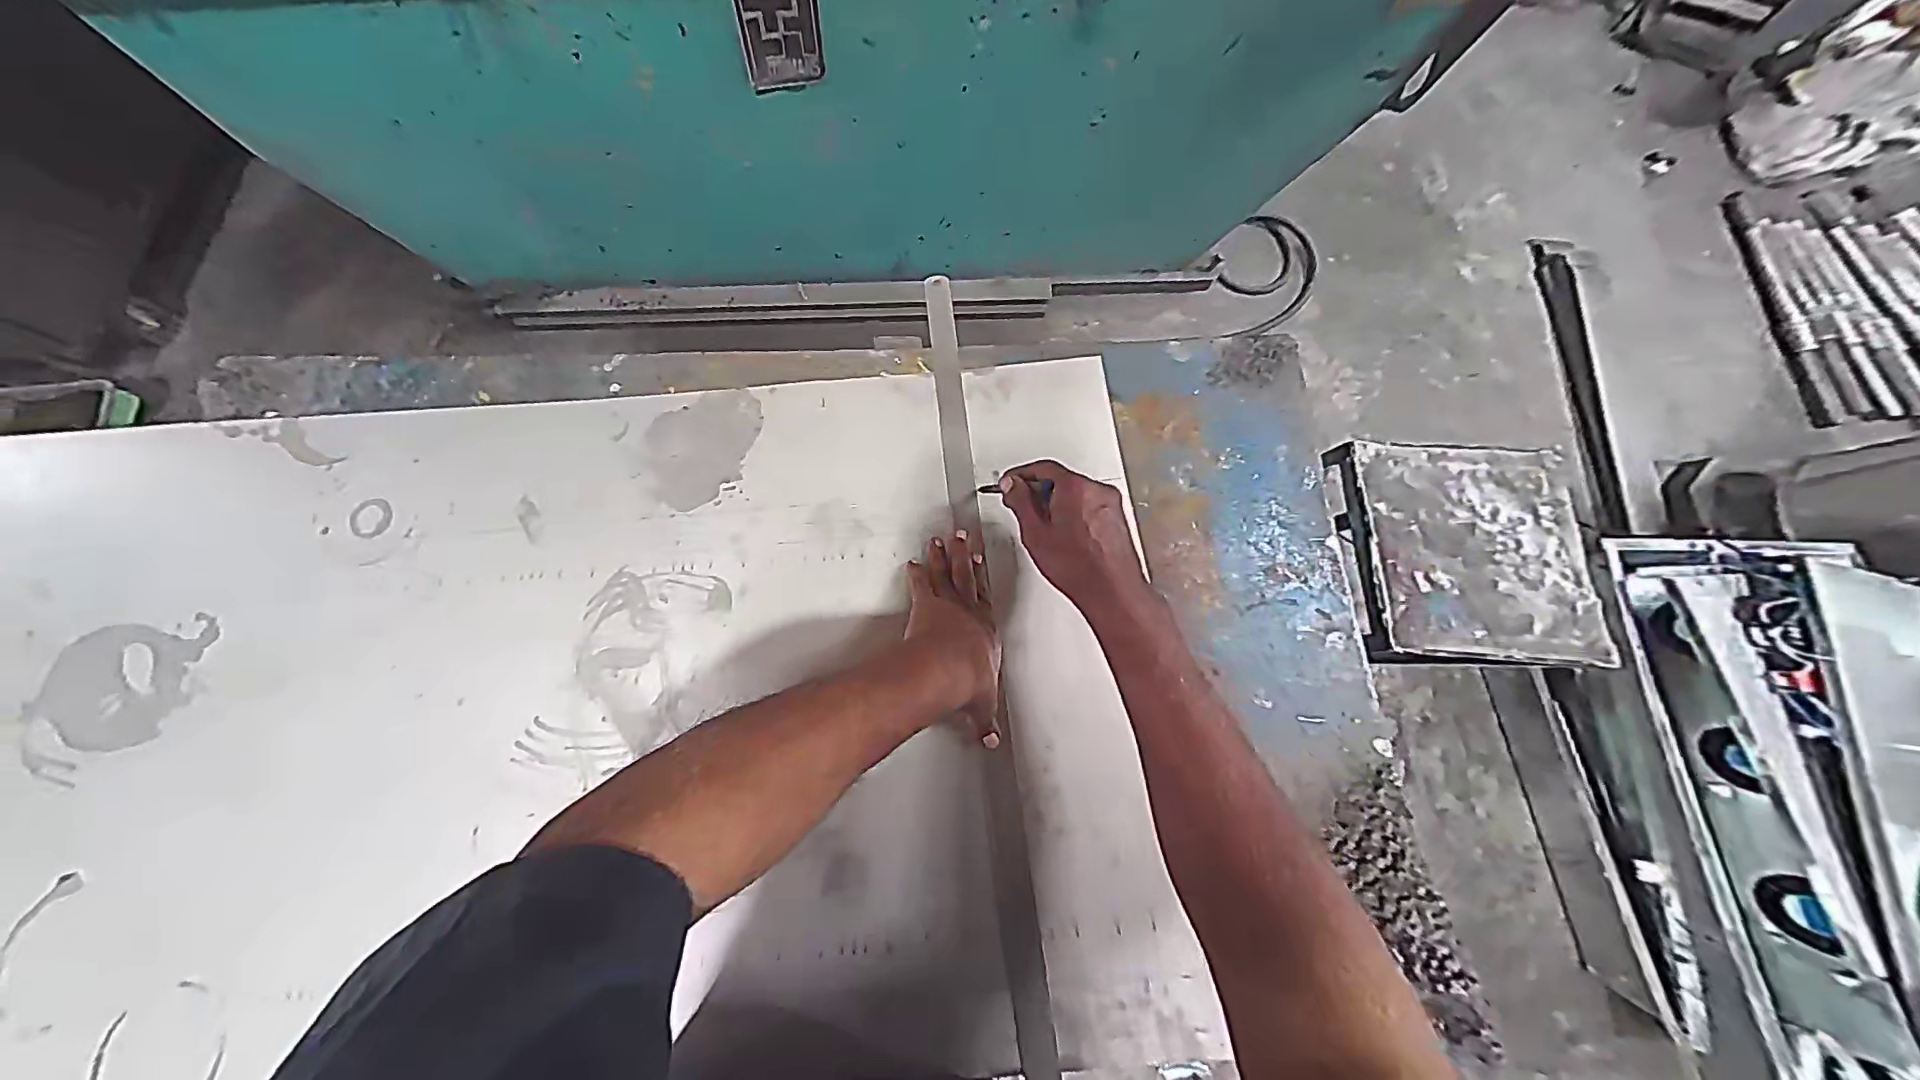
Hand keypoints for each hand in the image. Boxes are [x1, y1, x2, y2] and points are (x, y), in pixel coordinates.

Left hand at [905, 531, 1001, 747]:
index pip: (987, 599)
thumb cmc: (968, 681)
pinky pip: (923, 585)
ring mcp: (949, 606)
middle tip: (964, 537)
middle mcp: (970, 613)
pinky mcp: (928, 606)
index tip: (982, 563)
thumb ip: (984, 721)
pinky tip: (913, 562)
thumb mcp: (981, 705)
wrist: (950, 672)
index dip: (984, 580)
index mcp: (987, 631)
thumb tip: (990, 740)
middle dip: (966, 555)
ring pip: (948, 574)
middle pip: (969, 577)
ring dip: (944, 555)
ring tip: (941, 538)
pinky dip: (917, 573)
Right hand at [998, 460, 1151, 613]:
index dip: (1021, 475)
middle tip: (1021, 503)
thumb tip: (1012, 485)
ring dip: (1057, 502)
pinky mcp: (1117, 518)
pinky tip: (1064, 535)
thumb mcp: (1035, 533)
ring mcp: (1110, 504)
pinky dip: (1074, 513)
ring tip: (1043, 526)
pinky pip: (1089, 506)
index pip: (1043, 468)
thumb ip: (1020, 502)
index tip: (1010, 483)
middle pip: (1061, 479)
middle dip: (1039, 490)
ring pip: (1076, 493)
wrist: (1111, 590)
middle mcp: (1097, 490)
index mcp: (1075, 487)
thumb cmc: (1079, 567)